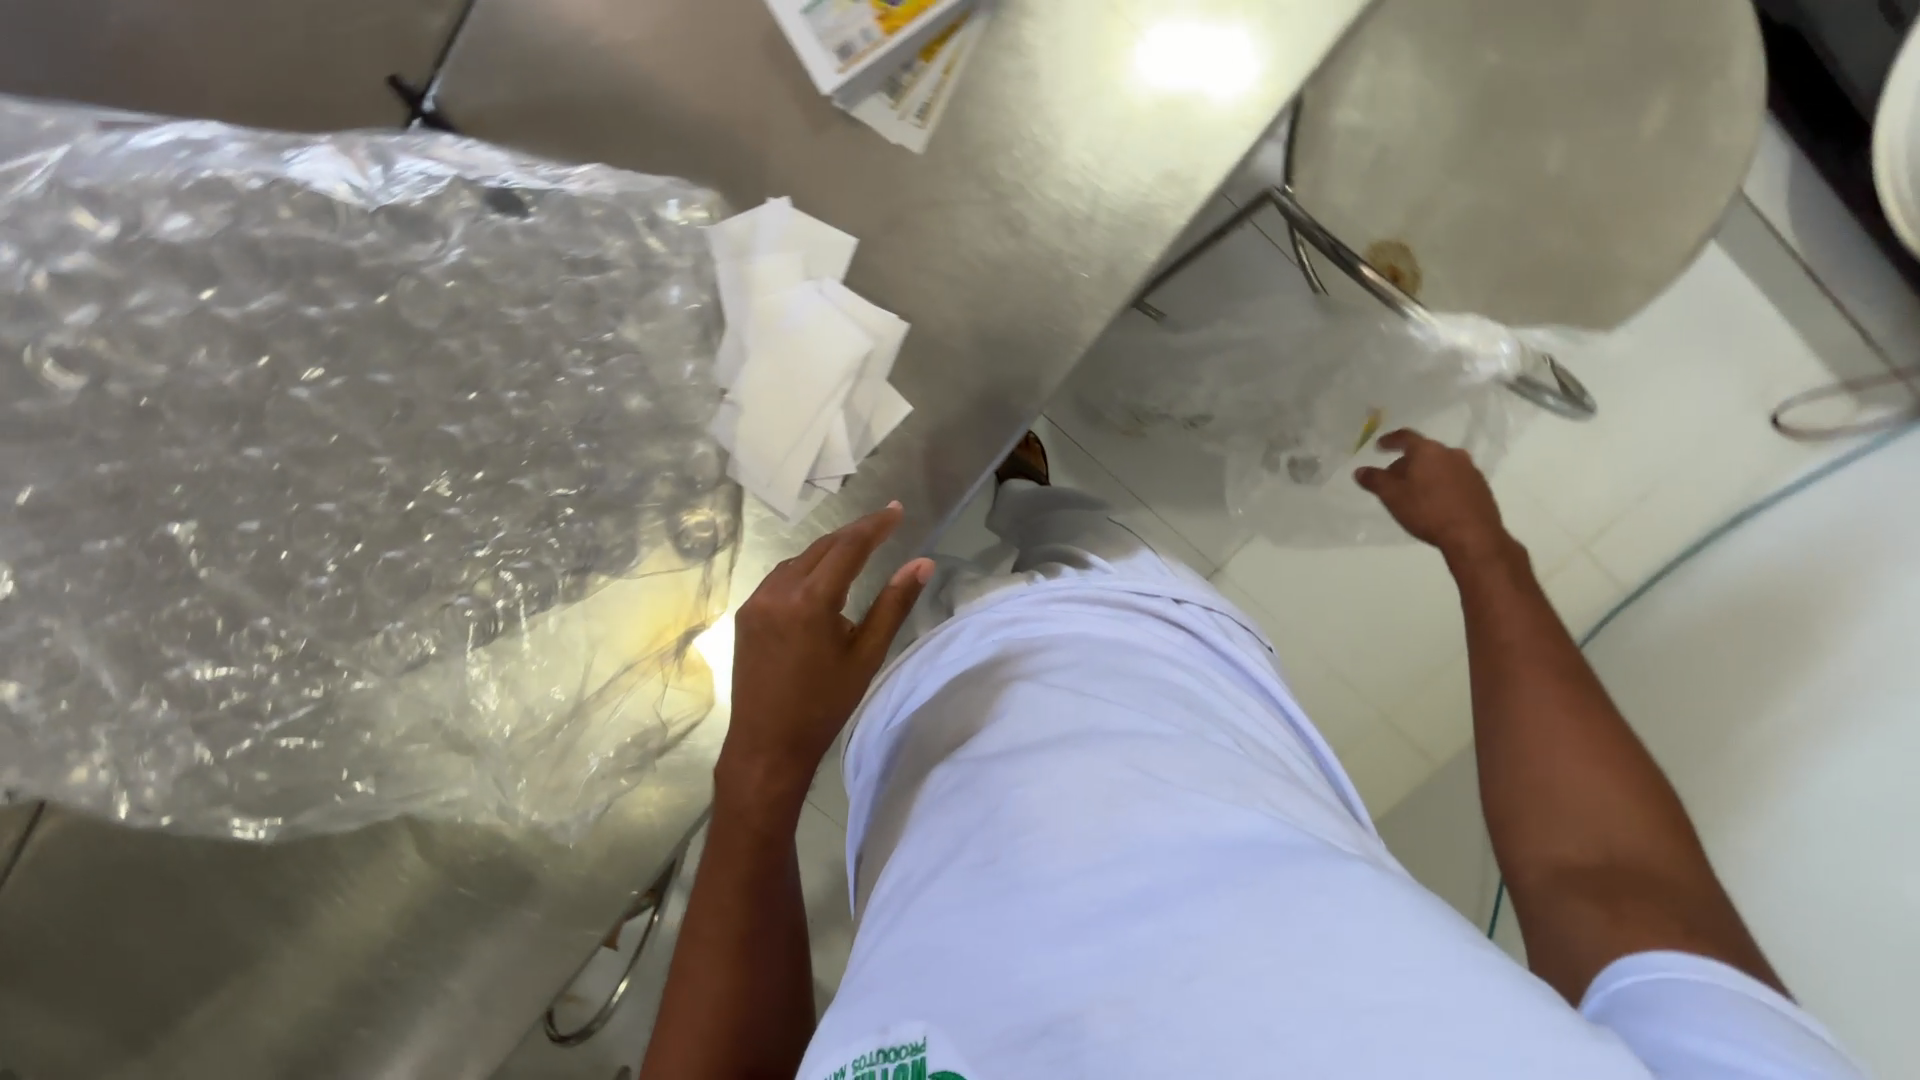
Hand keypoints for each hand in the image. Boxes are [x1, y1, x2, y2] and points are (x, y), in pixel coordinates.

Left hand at [718, 502, 933, 809]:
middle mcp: (778, 591)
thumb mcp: (867, 654)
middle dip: (855, 533)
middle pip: (822, 547)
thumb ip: (894, 604)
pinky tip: (822, 579)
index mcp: (811, 600)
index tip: (897, 509)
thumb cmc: (824, 704)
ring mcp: (757, 601)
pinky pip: (780, 578)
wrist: (767, 744)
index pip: (848, 546)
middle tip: (885, 523)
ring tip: (859, 549)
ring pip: (799, 560)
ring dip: (829, 550)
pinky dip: (806, 569)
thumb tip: (922, 563)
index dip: (875, 525)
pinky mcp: (746, 614)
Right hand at [1355, 429, 1512, 561]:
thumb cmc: (1427, 510)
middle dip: (1406, 462)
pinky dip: (1440, 484)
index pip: (1405, 437)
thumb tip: (1360, 470)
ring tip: (1413, 491)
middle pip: (1423, 452)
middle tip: (1393, 478)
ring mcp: (1469, 469)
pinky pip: (1454, 478)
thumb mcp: (1392, 496)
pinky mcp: (1480, 486)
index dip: (1390, 440)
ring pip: (1440, 465)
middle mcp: (1451, 454)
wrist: (1473, 534)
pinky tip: (1434, 501)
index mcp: (1428, 451)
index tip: (1379, 446)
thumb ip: (1374, 480)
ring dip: (1425, 473)